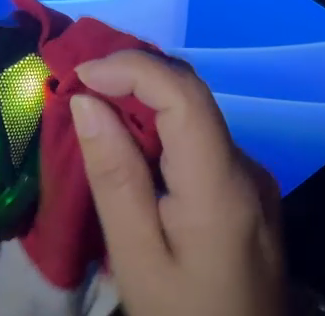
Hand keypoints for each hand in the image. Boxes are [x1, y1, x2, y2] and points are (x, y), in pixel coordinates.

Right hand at [71, 51, 284, 315]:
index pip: (182, 92)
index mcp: (221, 185)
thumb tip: (85, 99)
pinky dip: (154, 127)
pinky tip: (124, 146)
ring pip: (191, 113)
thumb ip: (113, 175)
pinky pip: (196, 139)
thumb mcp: (137, 256)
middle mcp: (246, 171)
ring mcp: (251, 183)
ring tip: (89, 110)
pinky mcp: (245, 196)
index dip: (128, 67)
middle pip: (189, 95)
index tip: (78, 75)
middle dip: (128, 74)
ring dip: (138, 100)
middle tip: (73, 84)